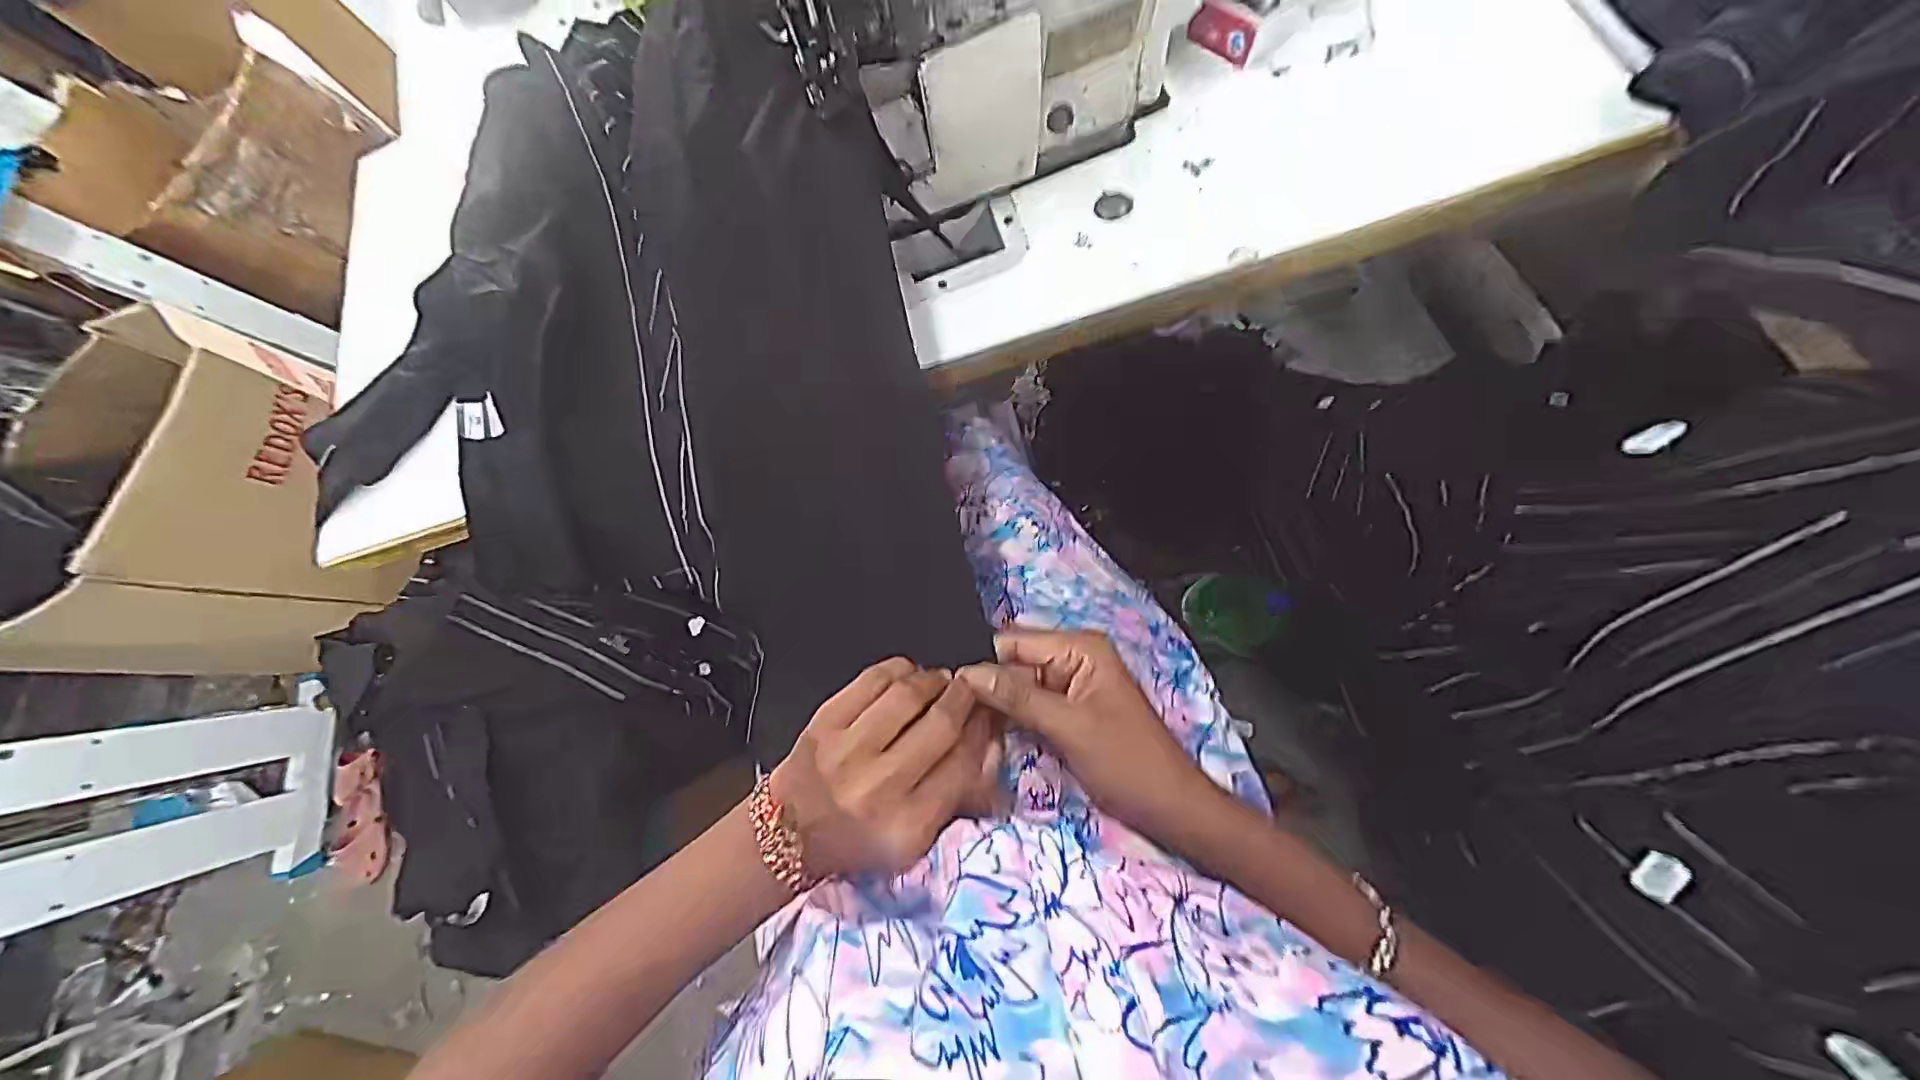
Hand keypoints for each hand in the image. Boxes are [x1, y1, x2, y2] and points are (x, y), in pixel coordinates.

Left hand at [771, 658, 997, 877]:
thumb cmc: (858, 839)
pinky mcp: (823, 723)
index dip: (984, 730)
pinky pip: (872, 679)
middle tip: (970, 690)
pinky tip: (909, 675)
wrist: (790, 833)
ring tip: (941, 681)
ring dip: (934, 680)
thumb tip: (993, 746)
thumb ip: (958, 797)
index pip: (963, 763)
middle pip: (941, 723)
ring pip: (908, 694)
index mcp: (907, 824)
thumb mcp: (915, 840)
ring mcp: (847, 751)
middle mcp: (878, 787)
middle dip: (964, 698)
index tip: (990, 714)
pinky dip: (899, 670)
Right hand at [958, 629, 1219, 845]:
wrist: (1170, 808)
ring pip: (1014, 686)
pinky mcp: (1064, 711)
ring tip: (959, 725)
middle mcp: (1072, 657)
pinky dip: (1008, 718)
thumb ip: (1018, 697)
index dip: (979, 663)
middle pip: (1011, 662)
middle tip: (948, 713)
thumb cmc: (1128, 764)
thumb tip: (966, 673)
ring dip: (992, 705)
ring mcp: (1068, 685)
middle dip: (983, 685)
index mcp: (1080, 647)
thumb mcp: (1070, 727)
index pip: (1012, 642)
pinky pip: (1026, 706)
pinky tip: (982, 733)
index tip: (945, 690)